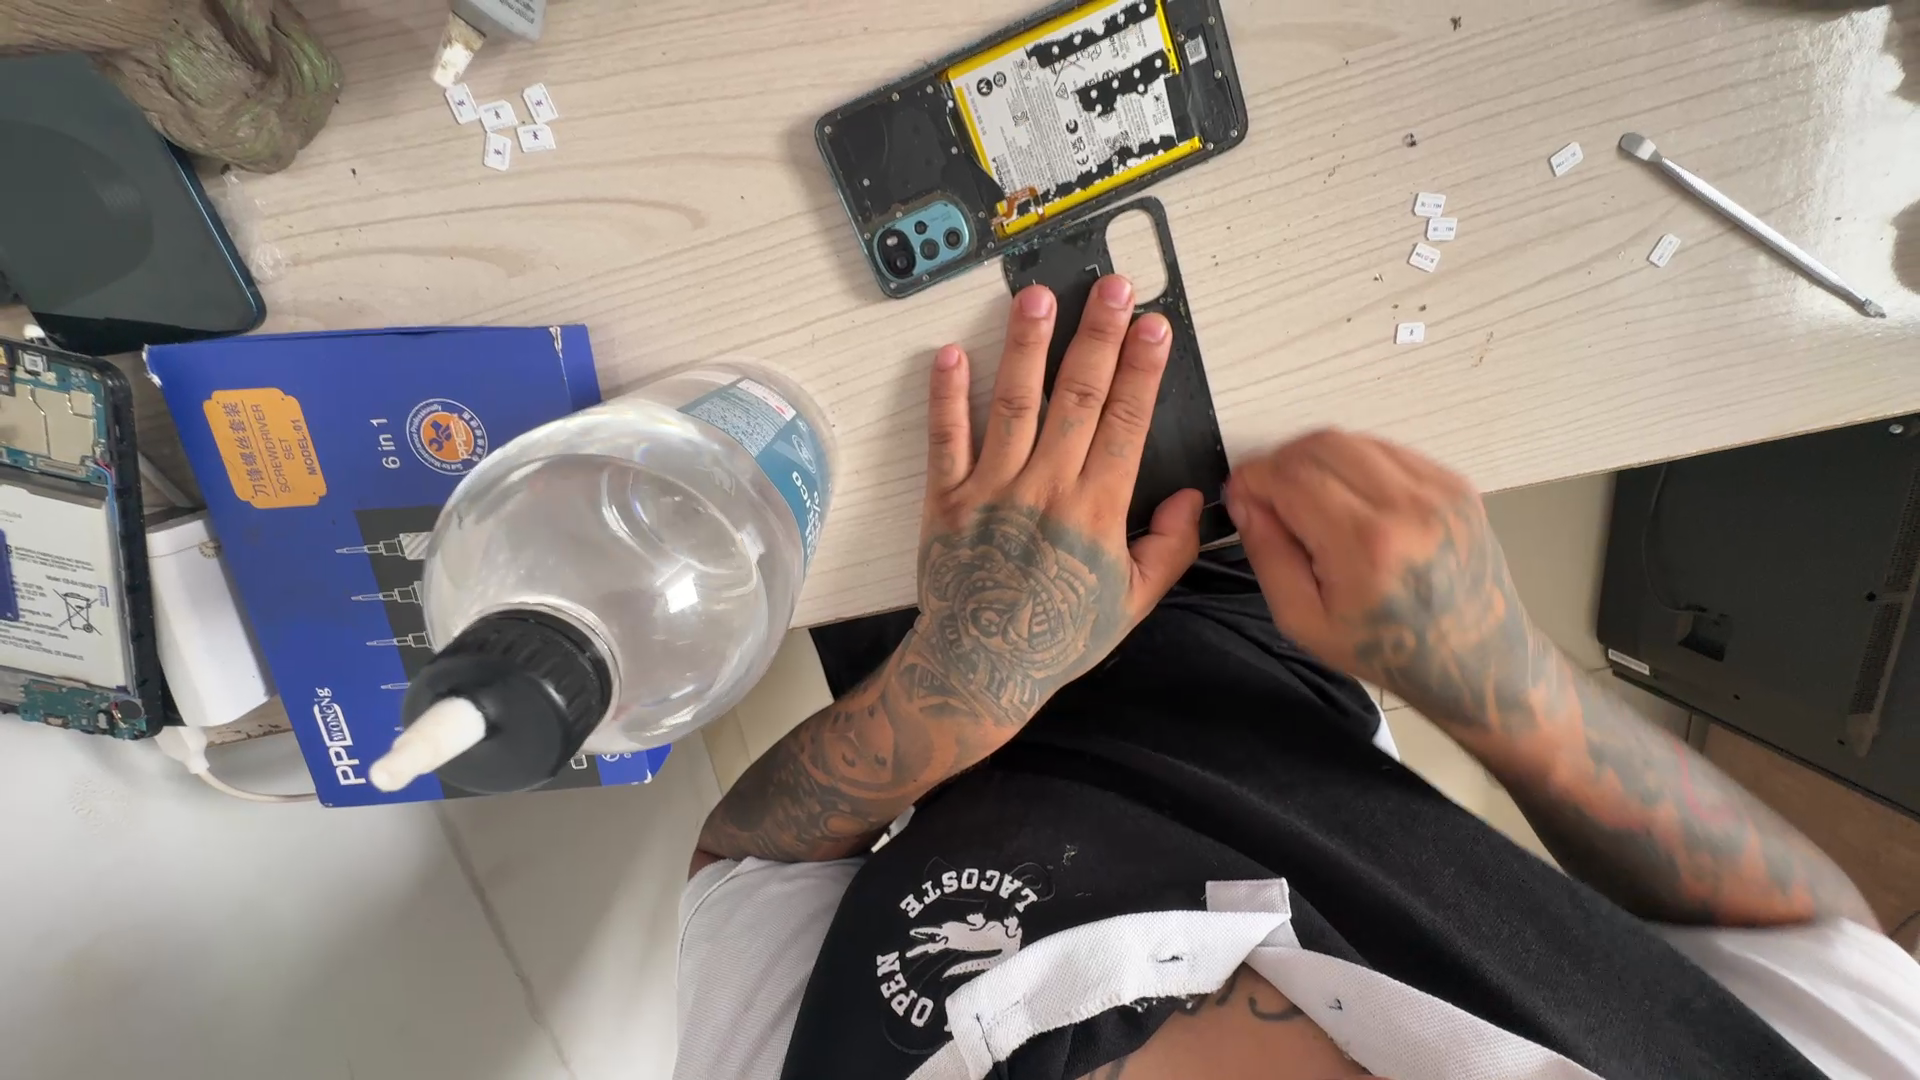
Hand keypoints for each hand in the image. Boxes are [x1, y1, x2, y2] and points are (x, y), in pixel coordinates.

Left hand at [912, 276, 1202, 727]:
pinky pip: (944, 439)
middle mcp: (1044, 488)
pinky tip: (949, 355)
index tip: (1153, 324)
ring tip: (1035, 297)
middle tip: (1111, 286)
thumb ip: (1169, 549)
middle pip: (1077, 397)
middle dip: (1098, 336)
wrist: (981, 666)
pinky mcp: (945, 498)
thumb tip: (1193, 496)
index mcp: (1095, 510)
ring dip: (1026, 346)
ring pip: (1013, 403)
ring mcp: (990, 489)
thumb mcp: (1131, 605)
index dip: (1142, 369)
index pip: (1125, 423)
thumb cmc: (1057, 638)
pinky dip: (946, 396)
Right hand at [1223, 430, 1538, 729]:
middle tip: (1266, 495)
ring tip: (1303, 498)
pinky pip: (1383, 449)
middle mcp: (1406, 506)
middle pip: (1318, 445)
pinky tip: (1343, 496)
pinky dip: (1349, 462)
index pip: (1290, 476)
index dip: (1252, 477)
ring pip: (1350, 440)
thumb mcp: (1302, 620)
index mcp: (1364, 545)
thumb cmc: (1384, 649)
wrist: (1475, 660)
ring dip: (1311, 459)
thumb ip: (1266, 554)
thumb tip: (1243, 500)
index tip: (1239, 494)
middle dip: (1278, 463)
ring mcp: (1437, 489)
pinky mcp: (1453, 483)